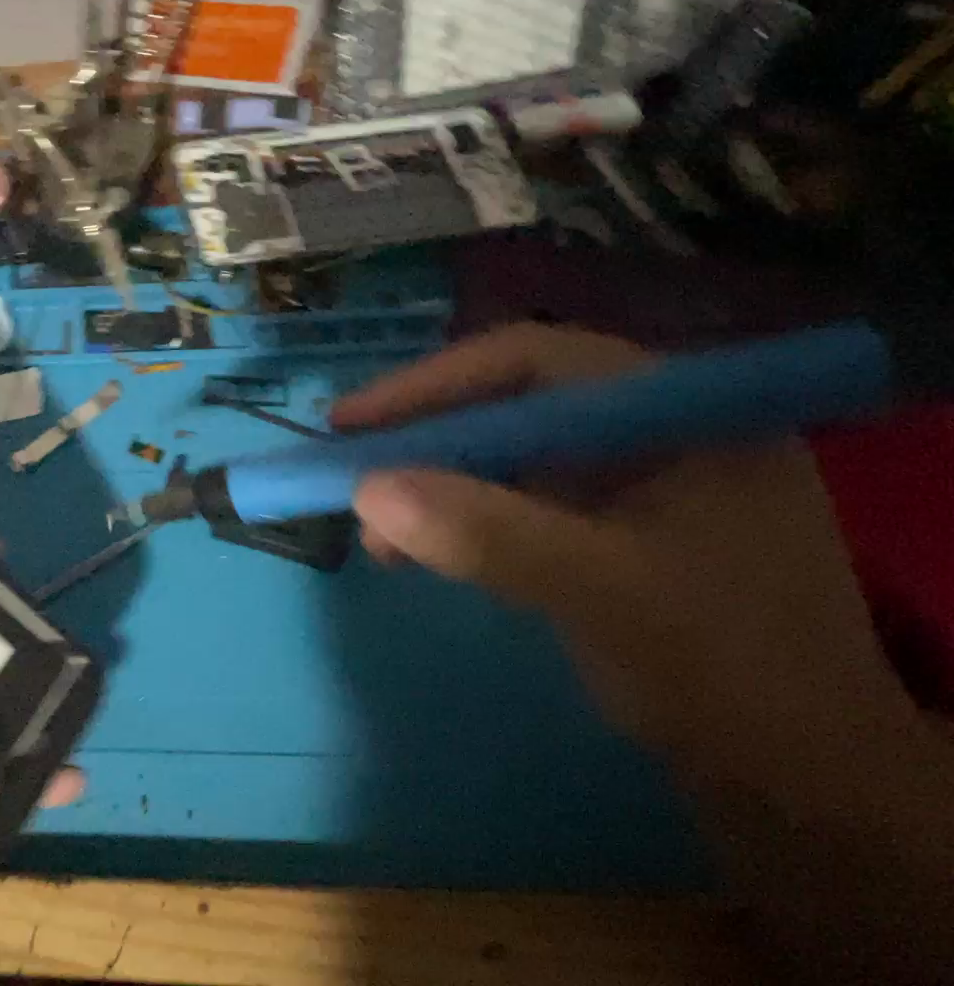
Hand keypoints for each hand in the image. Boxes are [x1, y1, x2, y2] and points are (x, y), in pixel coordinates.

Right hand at [331, 324, 925, 795]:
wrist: (800, 784)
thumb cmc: (722, 668)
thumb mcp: (600, 590)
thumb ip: (484, 533)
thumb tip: (364, 490)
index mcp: (681, 415)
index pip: (536, 364)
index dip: (433, 385)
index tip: (350, 423)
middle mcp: (655, 434)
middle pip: (512, 408)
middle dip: (424, 442)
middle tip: (347, 469)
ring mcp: (632, 487)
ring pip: (504, 461)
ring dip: (431, 489)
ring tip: (374, 536)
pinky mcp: (606, 536)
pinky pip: (512, 507)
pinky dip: (457, 523)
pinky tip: (415, 554)